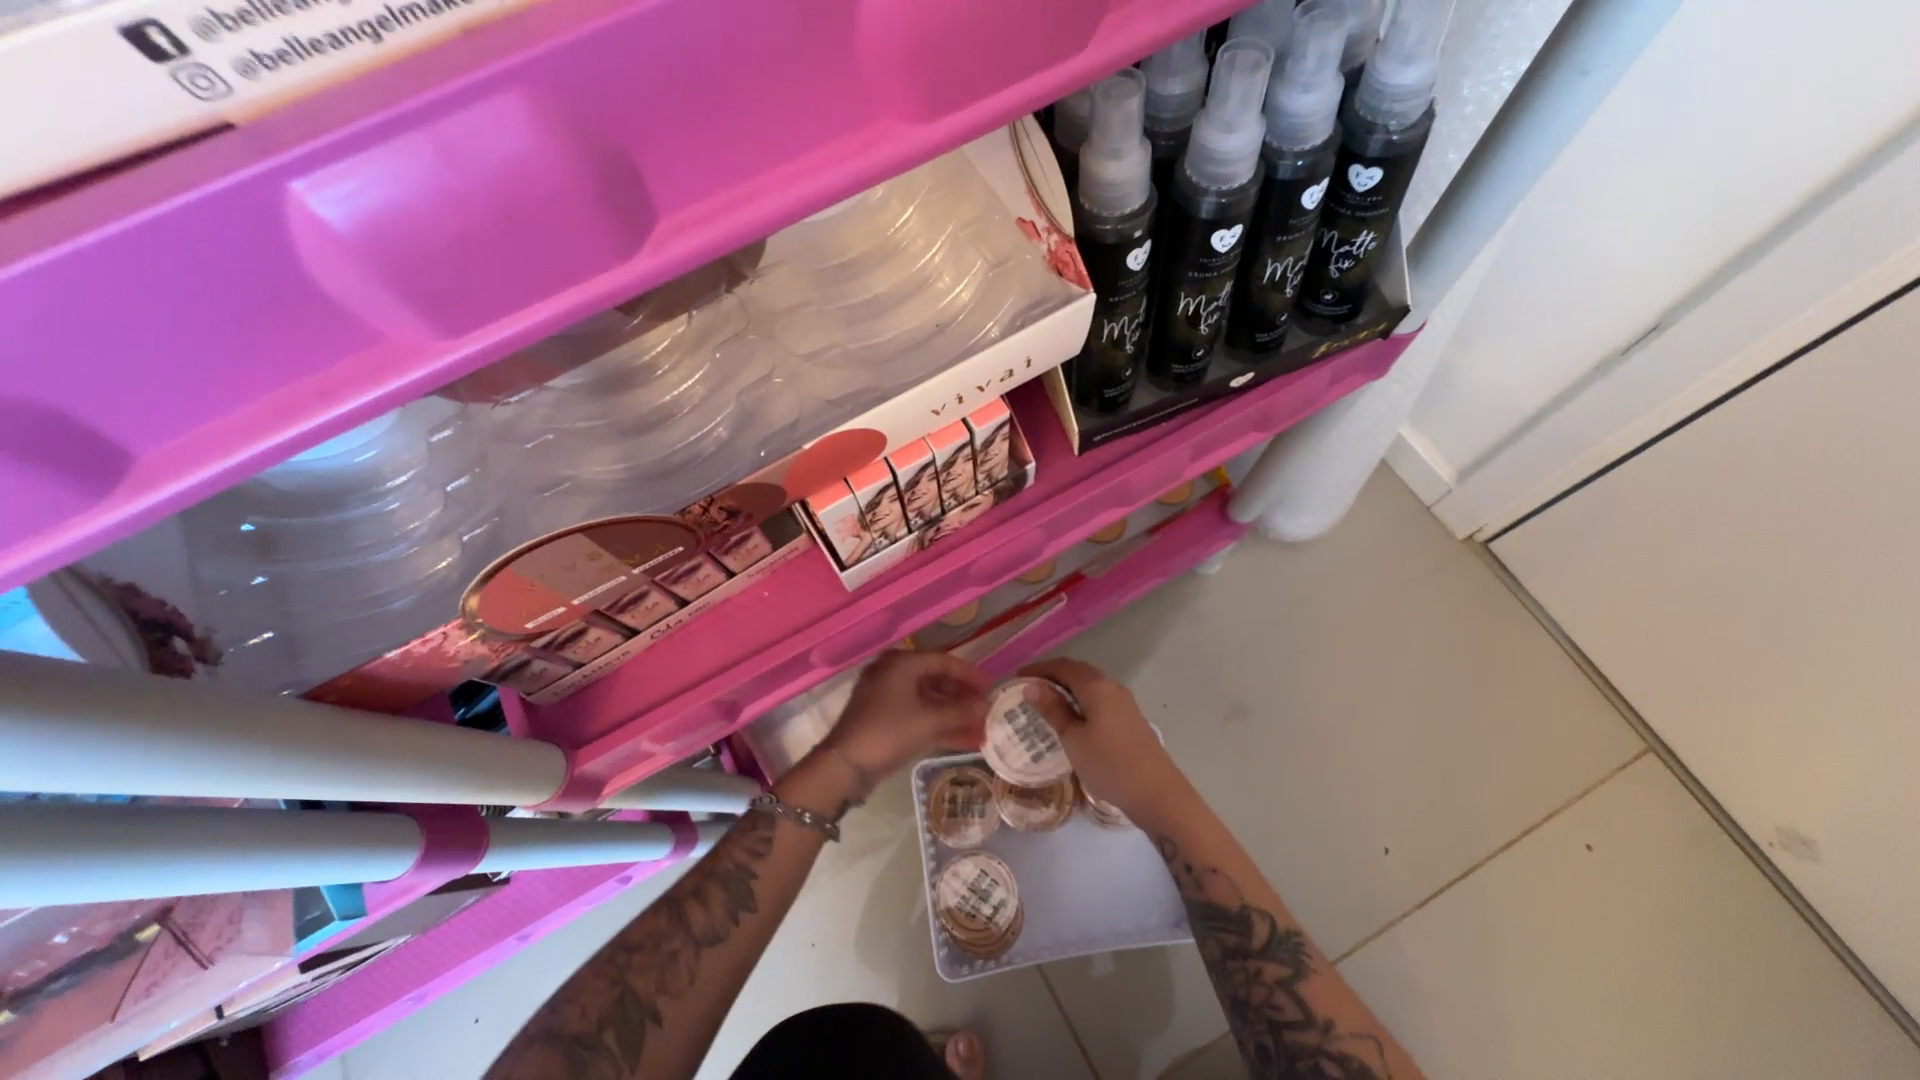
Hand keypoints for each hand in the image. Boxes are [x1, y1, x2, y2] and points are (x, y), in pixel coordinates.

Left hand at [814, 650, 992, 799]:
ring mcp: (887, 698)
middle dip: (963, 698)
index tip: (991, 687)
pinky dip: (941, 726)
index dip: (969, 675)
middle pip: (936, 681)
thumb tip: (987, 706)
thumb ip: (961, 712)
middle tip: (987, 710)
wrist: (845, 765)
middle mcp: (893, 674)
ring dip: (955, 715)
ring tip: (982, 729)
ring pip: (929, 701)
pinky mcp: (886, 720)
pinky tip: (966, 740)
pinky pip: (919, 716)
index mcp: (901, 664)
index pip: (943, 661)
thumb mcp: (929, 721)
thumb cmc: (888, 732)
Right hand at [1019, 657, 1192, 822]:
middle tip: (1028, 690)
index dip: (1039, 669)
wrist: (1157, 793)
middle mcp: (1112, 687)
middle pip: (1078, 672)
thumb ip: (1053, 710)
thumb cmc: (1109, 764)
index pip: (1063, 666)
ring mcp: (1124, 703)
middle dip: (1052, 676)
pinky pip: (1099, 700)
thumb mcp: (1073, 738)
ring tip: (1045, 704)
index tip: (1017, 678)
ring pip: (1090, 686)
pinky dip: (1080, 701)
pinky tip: (1071, 720)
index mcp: (1096, 686)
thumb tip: (1031, 687)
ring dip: (1067, 689)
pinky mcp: (1130, 719)